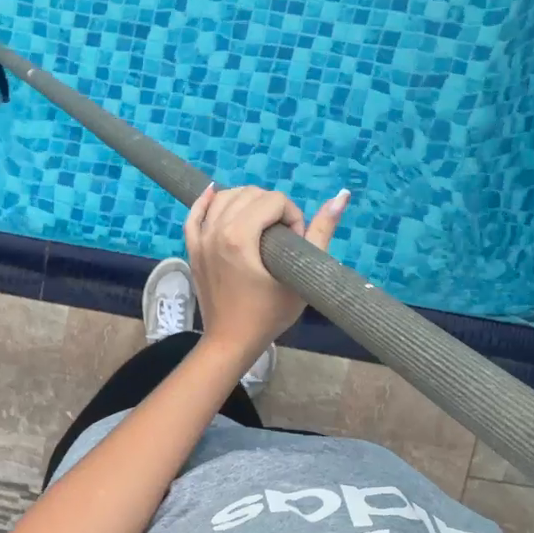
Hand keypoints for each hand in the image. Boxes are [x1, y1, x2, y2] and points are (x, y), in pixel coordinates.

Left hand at [184, 183, 349, 360]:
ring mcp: (200, 240)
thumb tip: (341, 196)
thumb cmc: (268, 314)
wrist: (231, 340)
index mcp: (239, 237)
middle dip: (272, 207)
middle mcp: (215, 232)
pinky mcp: (192, 249)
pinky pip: (194, 215)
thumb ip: (321, 233)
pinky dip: (205, 201)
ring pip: (223, 198)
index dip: (293, 216)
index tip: (296, 242)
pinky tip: (216, 192)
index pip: (273, 200)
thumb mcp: (301, 274)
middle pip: (249, 194)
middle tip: (282, 237)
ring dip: (247, 201)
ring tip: (262, 222)